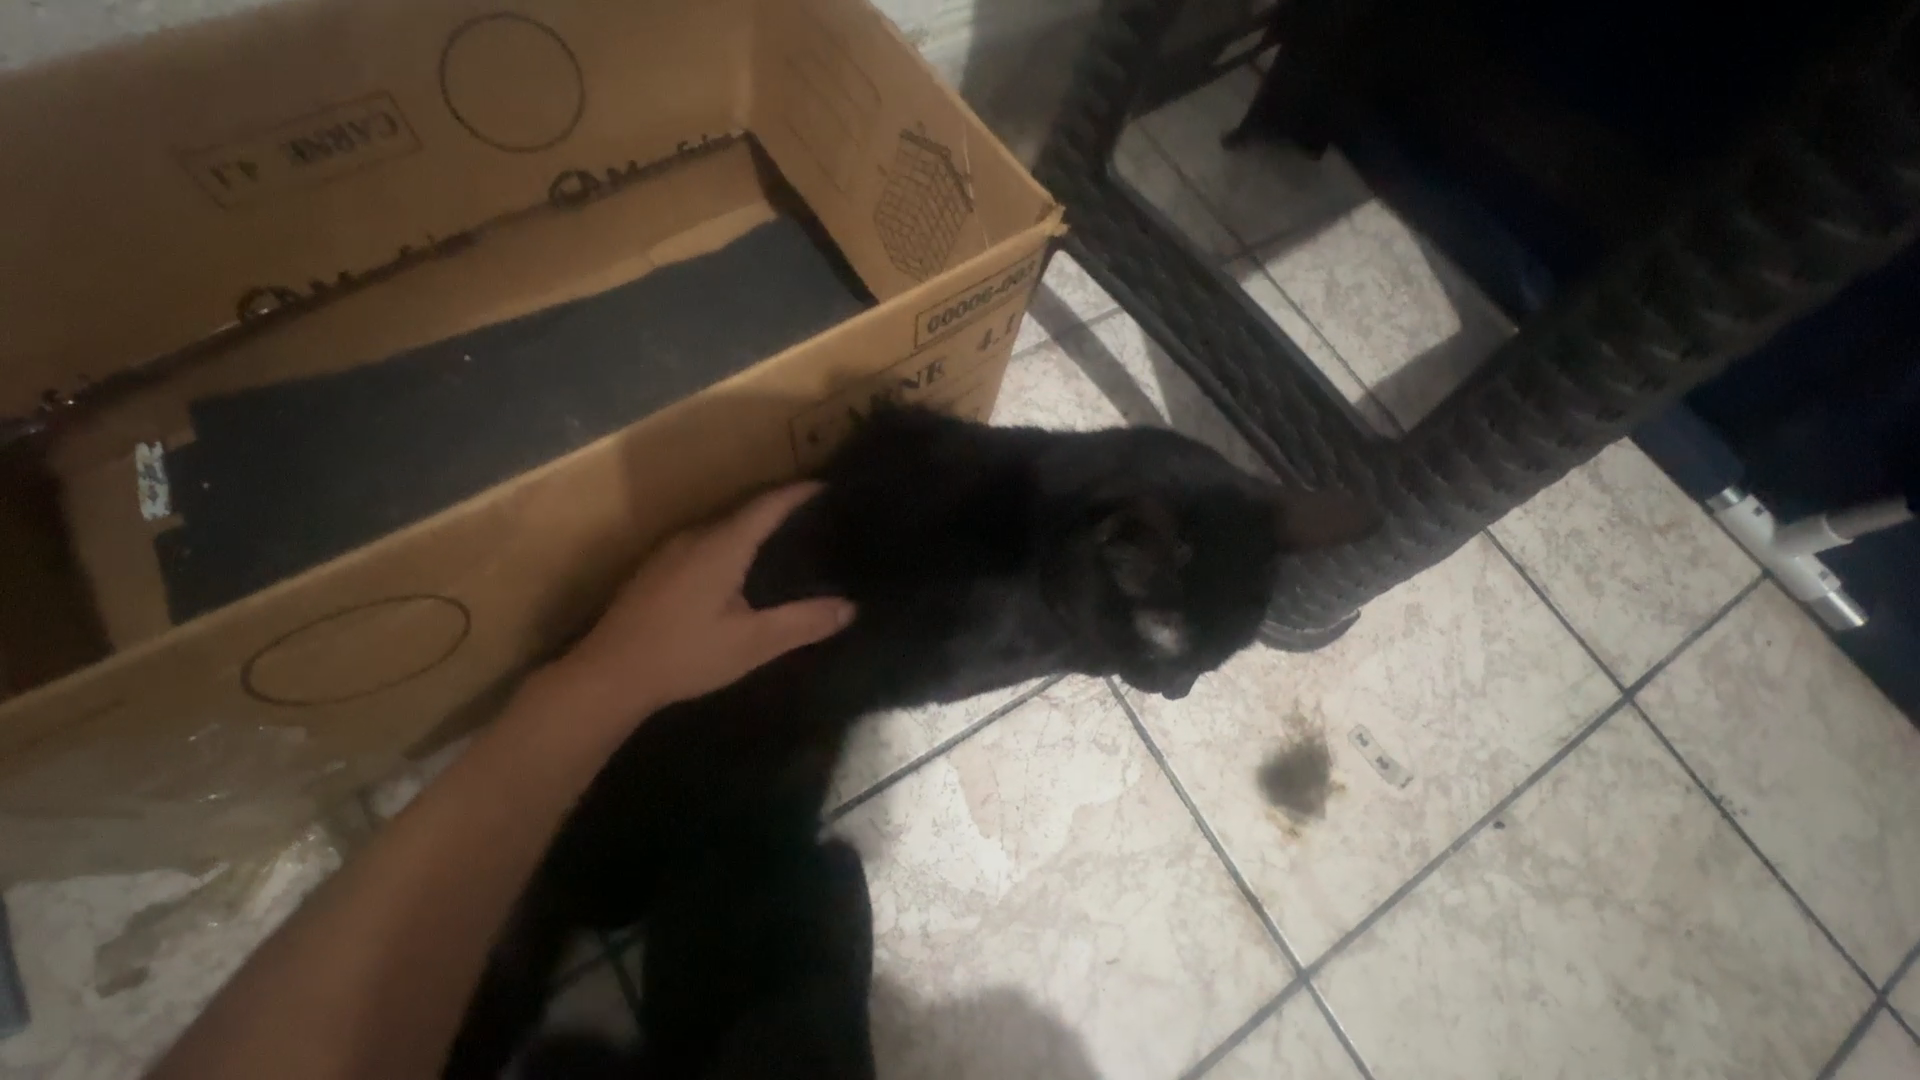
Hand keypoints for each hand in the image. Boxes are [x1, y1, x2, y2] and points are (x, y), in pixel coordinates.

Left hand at [540, 482, 853, 726]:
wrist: (608, 675)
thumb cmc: (685, 655)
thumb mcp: (752, 643)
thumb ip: (803, 622)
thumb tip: (849, 607)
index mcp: (721, 546)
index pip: (768, 505)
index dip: (799, 493)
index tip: (828, 486)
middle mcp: (695, 537)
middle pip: (745, 511)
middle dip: (780, 508)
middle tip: (816, 516)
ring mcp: (670, 551)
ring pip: (722, 527)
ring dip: (753, 527)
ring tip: (786, 539)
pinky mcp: (656, 569)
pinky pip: (704, 542)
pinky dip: (731, 543)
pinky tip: (740, 568)